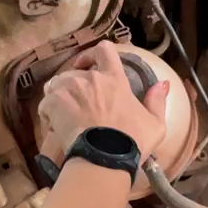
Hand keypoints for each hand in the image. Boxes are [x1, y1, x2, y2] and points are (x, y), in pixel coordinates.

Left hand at [35, 41, 171, 171]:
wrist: (104, 158)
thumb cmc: (131, 141)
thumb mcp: (155, 124)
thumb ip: (157, 101)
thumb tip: (162, 84)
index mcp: (114, 79)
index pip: (105, 50)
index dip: (94, 54)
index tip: (90, 64)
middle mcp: (90, 78)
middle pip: (76, 71)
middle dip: (75, 85)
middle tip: (79, 104)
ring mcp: (69, 89)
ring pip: (57, 84)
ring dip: (59, 96)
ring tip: (64, 114)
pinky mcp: (53, 103)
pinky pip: (45, 103)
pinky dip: (48, 112)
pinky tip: (55, 126)